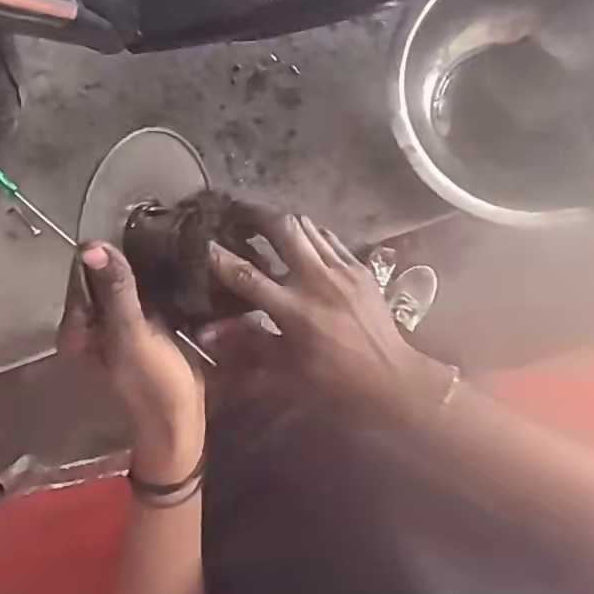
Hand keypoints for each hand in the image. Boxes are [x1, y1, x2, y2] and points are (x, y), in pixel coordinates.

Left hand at [58, 242, 204, 481]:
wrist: (182, 418)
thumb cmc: (153, 380)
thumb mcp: (131, 333)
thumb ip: (115, 290)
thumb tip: (93, 246)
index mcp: (76, 328)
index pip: (82, 275)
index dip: (103, 253)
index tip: (131, 227)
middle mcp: (92, 325)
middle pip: (103, 279)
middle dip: (125, 259)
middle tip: (156, 233)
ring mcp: (117, 327)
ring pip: (125, 285)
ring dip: (143, 268)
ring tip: (168, 244)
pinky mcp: (142, 327)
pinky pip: (144, 296)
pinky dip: (156, 283)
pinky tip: (174, 267)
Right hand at [202, 209, 454, 424]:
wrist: (389, 378)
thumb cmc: (331, 380)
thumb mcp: (285, 367)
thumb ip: (246, 341)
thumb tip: (205, 332)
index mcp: (294, 310)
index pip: (247, 275)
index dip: (221, 258)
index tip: (204, 243)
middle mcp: (316, 281)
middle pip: (283, 230)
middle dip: (258, 216)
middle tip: (240, 212)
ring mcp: (342, 271)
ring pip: (308, 227)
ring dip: (285, 222)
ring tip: (268, 221)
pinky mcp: (360, 268)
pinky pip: (331, 239)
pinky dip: (312, 233)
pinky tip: (303, 238)